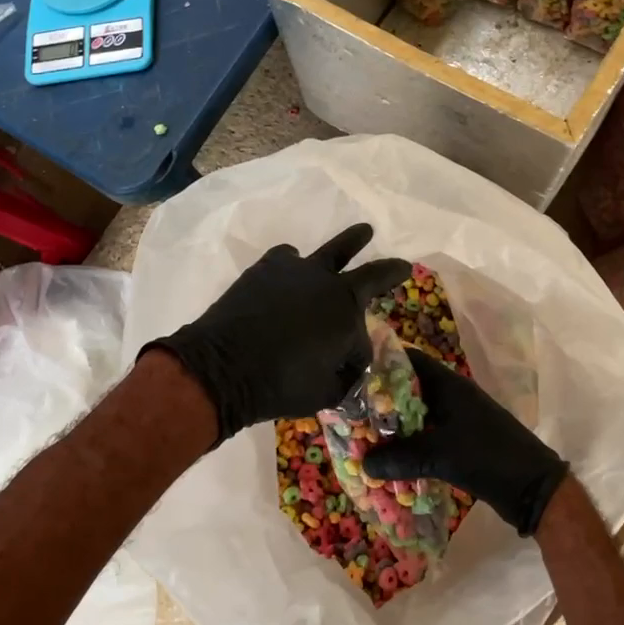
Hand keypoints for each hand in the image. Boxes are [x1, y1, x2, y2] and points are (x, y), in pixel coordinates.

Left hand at [142, 223, 409, 445]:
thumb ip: (345, 372)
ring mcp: (296, 270)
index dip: (376, 335)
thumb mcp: (326, 391)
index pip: (375, 323)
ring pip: (331, 250)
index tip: (362, 355)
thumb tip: (349, 360)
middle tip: (400, 265)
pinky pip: (287, 257)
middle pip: (368, 271)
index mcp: (346, 311)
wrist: (223, 367)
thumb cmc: (279, 385)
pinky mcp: (266, 268)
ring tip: (361, 234)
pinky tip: (290, 273)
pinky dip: (292, 265)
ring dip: (349, 244)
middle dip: (388, 269)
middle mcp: (328, 283)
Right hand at [364, 352, 568, 535]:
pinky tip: (390, 457)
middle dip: (382, 397)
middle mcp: (451, 396)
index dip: (382, 361)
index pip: (409, 360)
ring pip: (418, 413)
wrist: (533, 488)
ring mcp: (457, 419)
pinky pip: (427, 434)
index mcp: (449, 385)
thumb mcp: (441, 455)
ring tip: (364, 433)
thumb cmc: (489, 457)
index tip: (352, 370)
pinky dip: (409, 442)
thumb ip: (401, 456)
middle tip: (351, 408)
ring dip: (395, 423)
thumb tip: (363, 462)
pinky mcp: (460, 442)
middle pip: (410, 388)